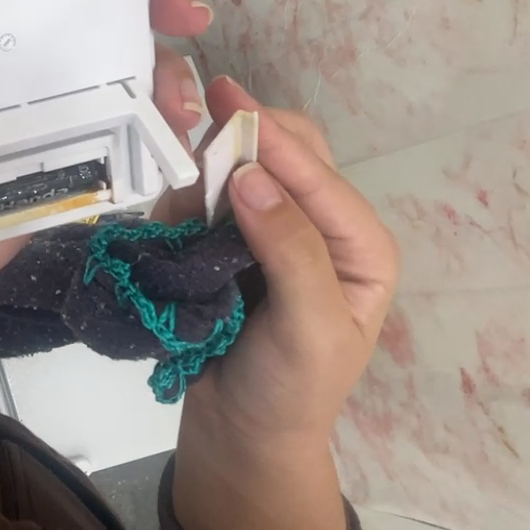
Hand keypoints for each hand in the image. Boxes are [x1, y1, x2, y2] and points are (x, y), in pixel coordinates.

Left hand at [0, 0, 214, 314]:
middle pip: (87, 20)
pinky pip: (124, 143)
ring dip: (167, 73)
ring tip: (178, 103)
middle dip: (148, 0)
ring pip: (119, 77)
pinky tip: (177, 141)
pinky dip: (159, 135)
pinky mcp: (66, 171)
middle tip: (183, 14)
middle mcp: (7, 76)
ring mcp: (43, 121)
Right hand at [169, 76, 397, 529]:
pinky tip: (172, 210)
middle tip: (192, 120)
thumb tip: (248, 174)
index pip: (316, 175)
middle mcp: (315, 225)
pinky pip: (204, 196)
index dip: (272, 137)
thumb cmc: (290, 386)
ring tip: (178, 177)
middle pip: (286, 154)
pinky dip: (186, 191)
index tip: (224, 101)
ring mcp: (264, 229)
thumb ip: (289, 249)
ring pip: (240, 167)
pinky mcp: (223, 240)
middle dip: (244, 133)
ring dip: (208, 160)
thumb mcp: (309, 327)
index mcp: (356, 243)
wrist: (239, 428)